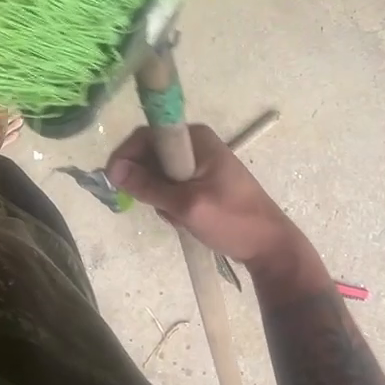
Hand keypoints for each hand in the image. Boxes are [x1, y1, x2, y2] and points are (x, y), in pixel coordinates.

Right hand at [105, 124, 300, 272]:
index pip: (146, 135)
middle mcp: (195, 143)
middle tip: (154, 206)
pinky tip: (184, 220)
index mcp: (195, 138)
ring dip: (159, 196)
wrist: (272, 248)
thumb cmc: (233, 221)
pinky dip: (170, 202)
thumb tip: (112, 170)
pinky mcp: (202, 180)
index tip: (113, 181)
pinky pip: (171, 185)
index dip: (126, 155)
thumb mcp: (186, 205)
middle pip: (150, 154)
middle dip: (147, 182)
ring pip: (158, 173)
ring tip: (176, 217)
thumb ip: (148, 186)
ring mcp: (199, 162)